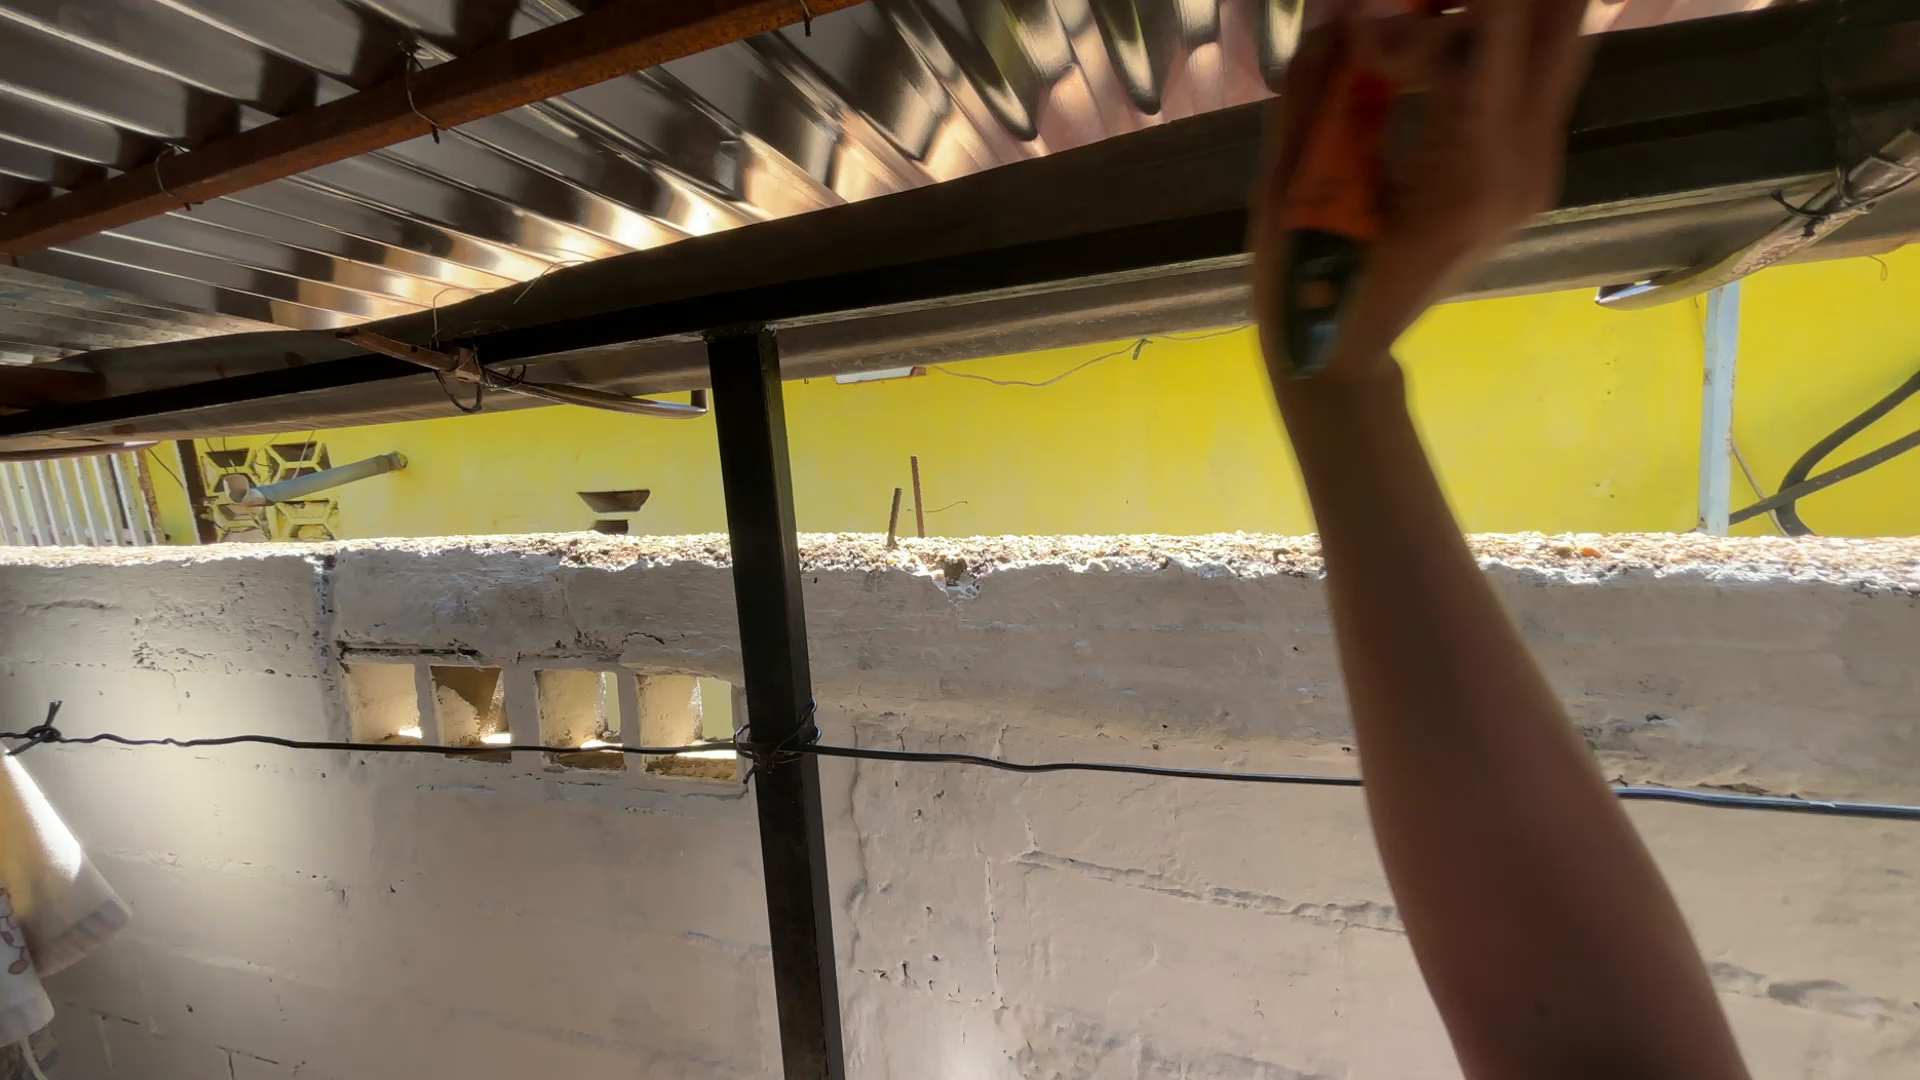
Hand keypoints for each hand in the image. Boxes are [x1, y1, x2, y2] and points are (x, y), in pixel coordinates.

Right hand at [1251, 0, 1591, 384]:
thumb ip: (1309, 99)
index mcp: (1464, 178)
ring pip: (1558, 32)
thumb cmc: (1305, 293)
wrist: (1344, 355)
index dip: (1399, 20)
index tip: (1345, 34)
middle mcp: (1524, 163)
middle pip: (1552, 12)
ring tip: (1421, 18)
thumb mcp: (1287, 200)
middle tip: (1404, 8)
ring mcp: (1536, 168)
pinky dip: (1489, 43)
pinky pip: (1533, 73)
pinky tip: (1429, 53)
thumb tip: (1332, 14)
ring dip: (1492, 13)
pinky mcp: (1528, 171)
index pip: (1470, 42)